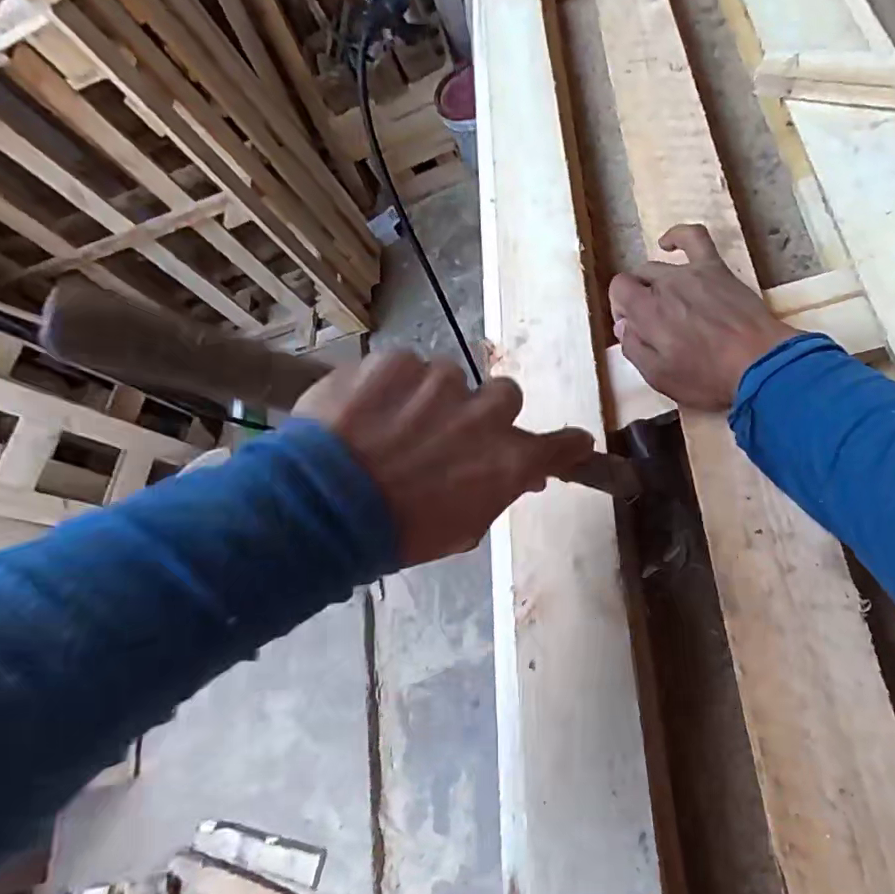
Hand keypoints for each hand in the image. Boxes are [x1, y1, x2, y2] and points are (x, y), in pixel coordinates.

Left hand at [294, 352, 595, 564]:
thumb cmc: (400, 532)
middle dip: (485, 411)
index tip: (574, 443)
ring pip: (450, 379)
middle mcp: (485, 413)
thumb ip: (498, 493)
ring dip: (433, 398)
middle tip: (452, 433)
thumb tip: (522, 475)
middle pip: (506, 396)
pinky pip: (405, 367)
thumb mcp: (463, 528)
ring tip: (394, 425)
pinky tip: (366, 411)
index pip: (562, 445)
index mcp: (508, 460)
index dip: (569, 444)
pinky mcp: (394, 361)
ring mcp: (439, 381)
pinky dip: (392, 385)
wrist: (321, 507)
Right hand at [609, 224, 798, 410]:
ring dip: (656, 283)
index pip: (618, 289)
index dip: (620, 308)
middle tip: (655, 327)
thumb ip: (634, 349)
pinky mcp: (717, 269)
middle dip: (638, 299)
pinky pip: (694, 237)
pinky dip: (677, 236)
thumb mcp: (660, 378)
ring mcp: (692, 272)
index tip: (633, 328)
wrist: (760, 363)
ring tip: (669, 305)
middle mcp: (666, 284)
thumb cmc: (709, 377)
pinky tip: (668, 244)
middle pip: (638, 278)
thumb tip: (623, 327)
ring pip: (660, 265)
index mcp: (648, 311)